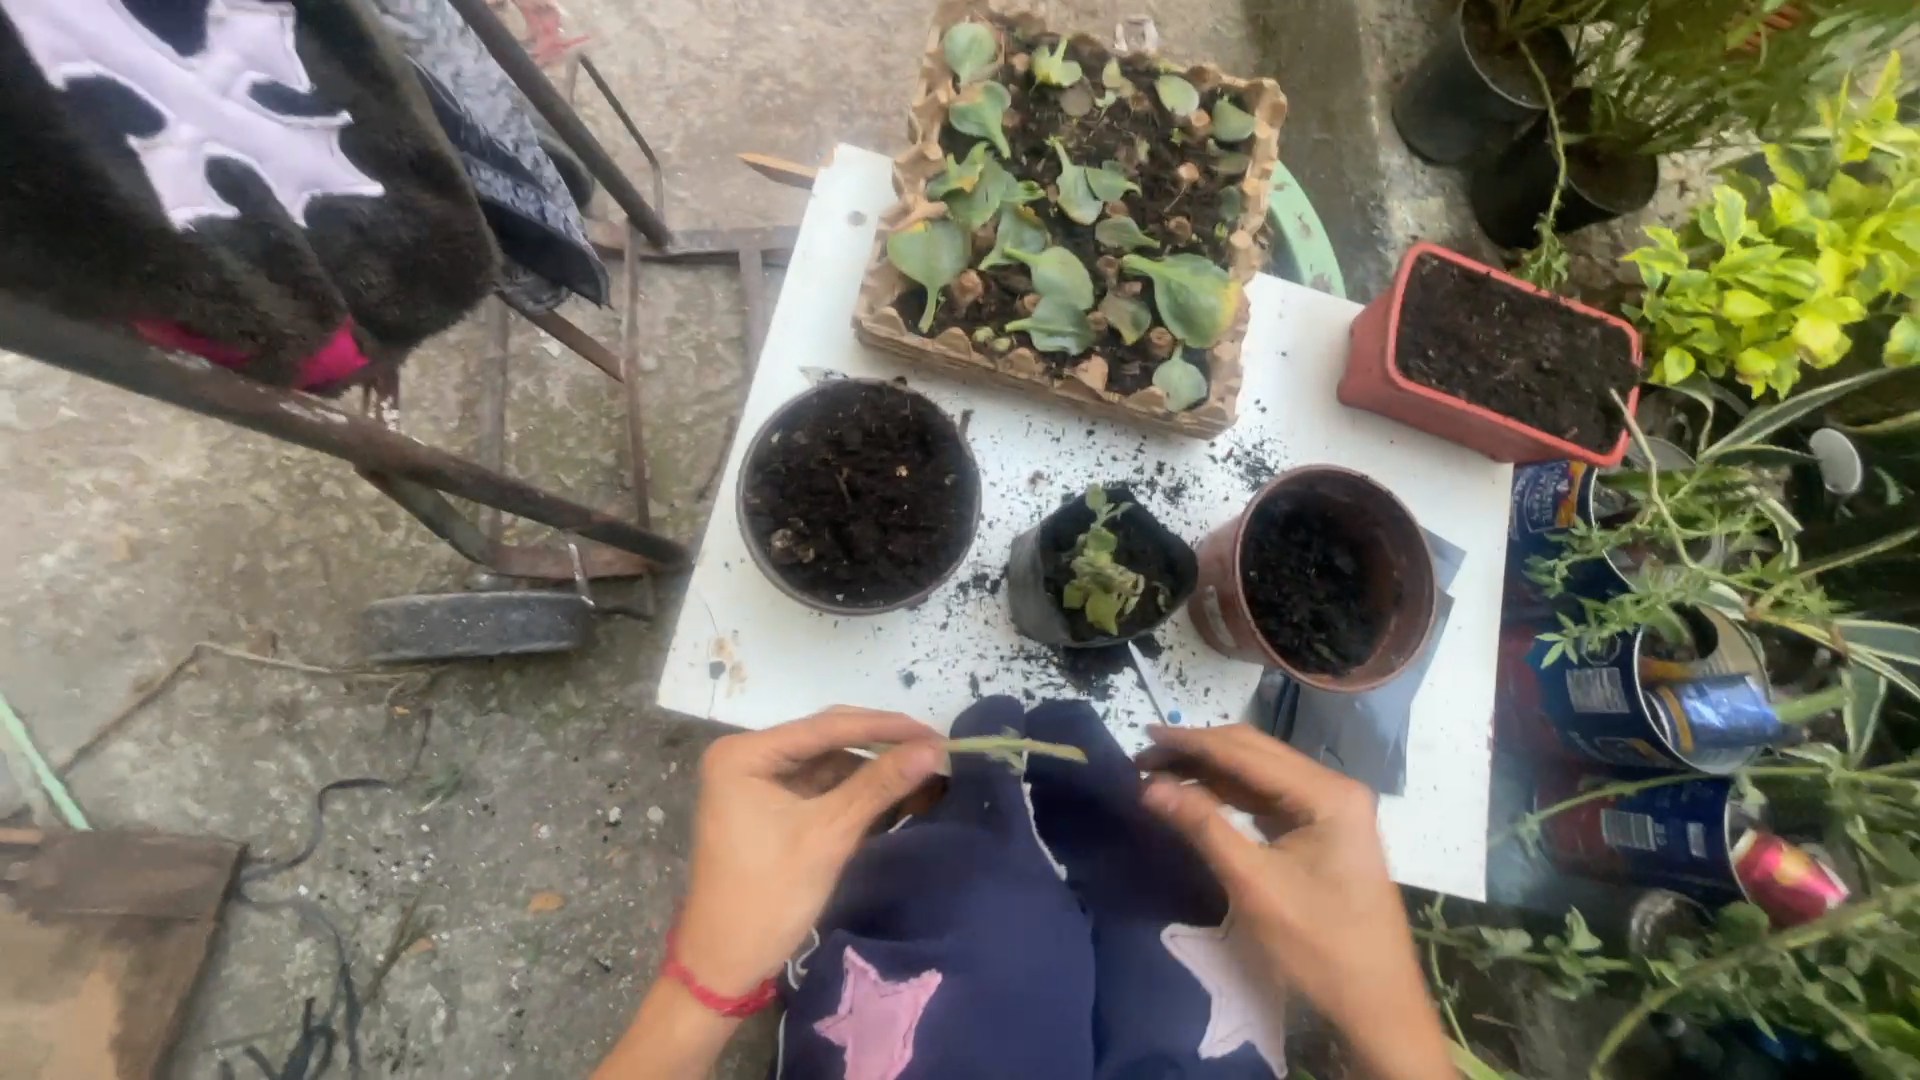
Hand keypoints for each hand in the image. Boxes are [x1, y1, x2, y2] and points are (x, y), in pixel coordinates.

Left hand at [675, 707, 943, 995]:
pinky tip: (895, 789)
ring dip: (873, 767)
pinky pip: (822, 784)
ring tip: (923, 768)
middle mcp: (748, 755)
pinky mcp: (772, 803)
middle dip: (881, 745)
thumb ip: (880, 784)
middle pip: (827, 738)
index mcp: (744, 753)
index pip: (826, 726)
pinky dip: (857, 788)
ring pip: (829, 760)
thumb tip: (934, 748)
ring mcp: (759, 779)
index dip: (884, 727)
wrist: (724, 968)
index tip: (934, 732)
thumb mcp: (829, 835)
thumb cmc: (768, 897)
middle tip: (933, 748)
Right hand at [1137, 724, 1452, 1079]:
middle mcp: (1332, 787)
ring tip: (1161, 773)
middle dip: (1197, 751)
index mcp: (1328, 794)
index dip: (1191, 742)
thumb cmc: (1320, 947)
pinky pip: (1266, 794)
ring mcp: (1329, 805)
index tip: (1144, 738)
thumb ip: (1202, 826)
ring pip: (1256, 770)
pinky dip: (1227, 790)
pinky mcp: (1320, 825)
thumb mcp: (1253, 885)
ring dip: (1208, 769)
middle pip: (1252, 752)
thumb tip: (1148, 786)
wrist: (1378, 1008)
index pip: (1245, 752)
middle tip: (1145, 760)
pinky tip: (1195, 792)